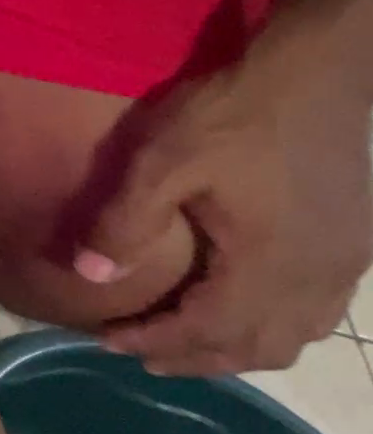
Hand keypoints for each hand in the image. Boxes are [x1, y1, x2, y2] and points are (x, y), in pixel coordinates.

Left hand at [80, 47, 372, 374]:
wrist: (318, 76)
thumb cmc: (230, 117)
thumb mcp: (161, 163)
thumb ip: (126, 222)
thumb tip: (88, 275)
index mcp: (269, 265)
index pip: (209, 330)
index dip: (156, 343)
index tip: (104, 342)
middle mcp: (318, 278)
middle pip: (257, 346)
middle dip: (192, 357)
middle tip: (134, 352)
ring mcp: (345, 264)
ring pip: (293, 334)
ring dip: (233, 347)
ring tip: (177, 341)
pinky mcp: (352, 244)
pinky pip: (314, 311)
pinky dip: (268, 325)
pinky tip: (235, 310)